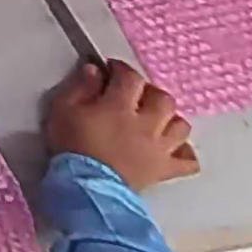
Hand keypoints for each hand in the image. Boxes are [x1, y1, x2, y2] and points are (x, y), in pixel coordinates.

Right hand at [44, 60, 200, 190]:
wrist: (85, 183)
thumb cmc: (71, 143)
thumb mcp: (63, 108)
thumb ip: (80, 87)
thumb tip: (95, 71)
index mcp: (120, 107)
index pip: (130, 78)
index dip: (122, 69)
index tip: (111, 68)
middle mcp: (148, 124)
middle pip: (162, 98)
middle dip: (148, 91)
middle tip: (133, 92)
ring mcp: (162, 148)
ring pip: (181, 125)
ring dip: (168, 117)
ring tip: (152, 118)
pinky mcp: (167, 168)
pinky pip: (189, 159)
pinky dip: (184, 150)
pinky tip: (171, 147)